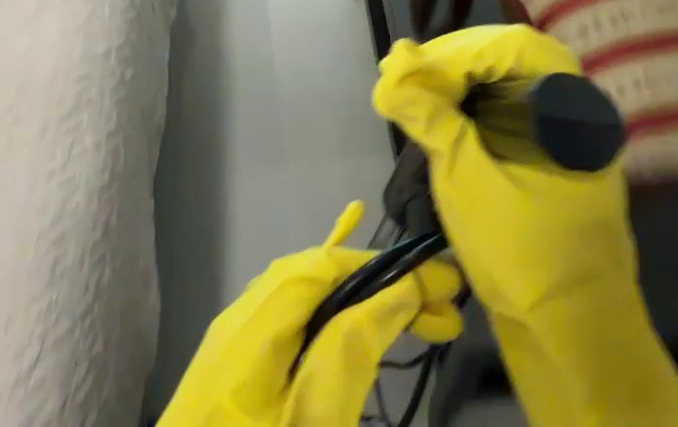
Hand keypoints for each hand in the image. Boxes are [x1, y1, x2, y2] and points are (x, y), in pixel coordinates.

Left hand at [157, 201, 462, 426]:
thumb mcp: (317, 414)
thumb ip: (353, 345)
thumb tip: (400, 287)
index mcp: (251, 325)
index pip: (326, 266)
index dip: (386, 266)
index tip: (443, 286)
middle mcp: (238, 321)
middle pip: (318, 279)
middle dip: (383, 286)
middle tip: (444, 314)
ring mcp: (233, 349)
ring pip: (310, 302)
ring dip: (367, 304)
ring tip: (420, 324)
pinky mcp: (237, 376)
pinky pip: (294, 325)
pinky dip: (336, 316)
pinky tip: (359, 319)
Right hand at [373, 26, 633, 318]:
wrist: (570, 331)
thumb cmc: (523, 254)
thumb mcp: (467, 180)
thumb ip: (431, 116)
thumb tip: (392, 66)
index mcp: (575, 109)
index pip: (514, 48)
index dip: (456, 50)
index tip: (406, 68)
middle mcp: (577, 109)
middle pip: (511, 57)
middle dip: (452, 61)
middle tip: (399, 74)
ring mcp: (565, 132)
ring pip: (507, 81)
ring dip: (456, 80)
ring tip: (406, 87)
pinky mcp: (548, 153)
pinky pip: (508, 110)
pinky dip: (469, 106)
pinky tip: (434, 111)